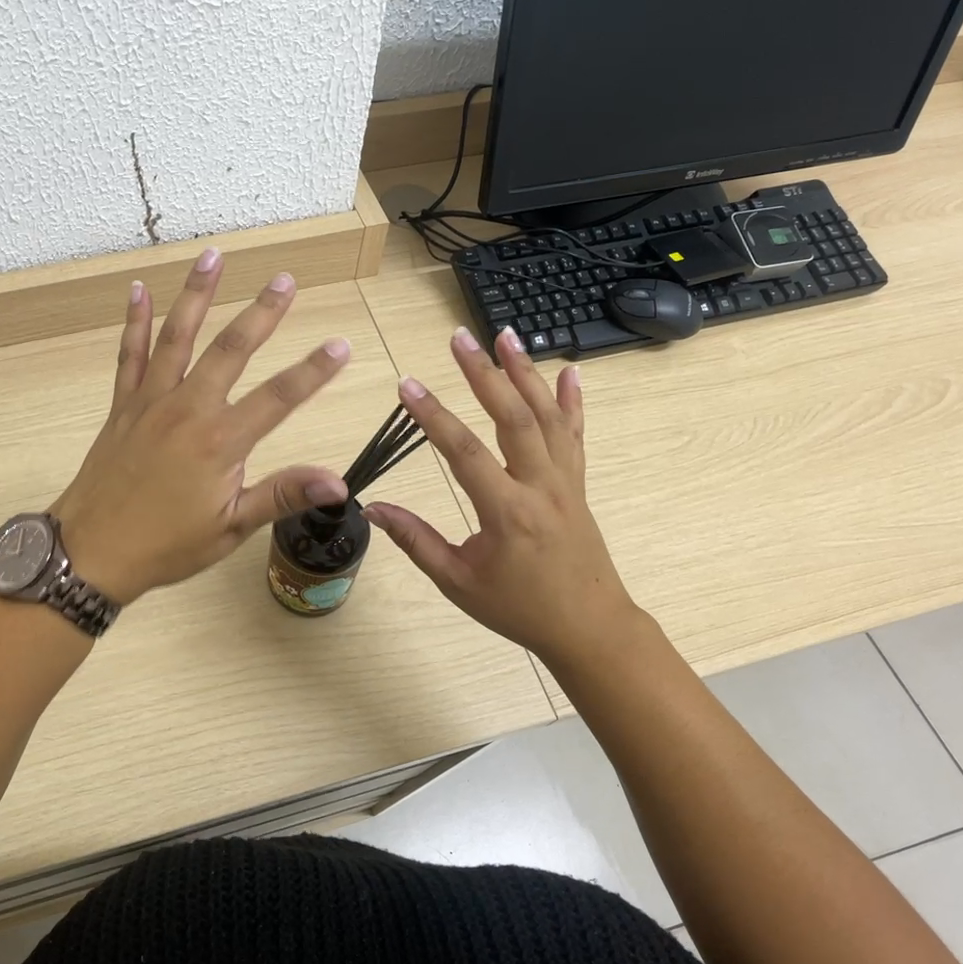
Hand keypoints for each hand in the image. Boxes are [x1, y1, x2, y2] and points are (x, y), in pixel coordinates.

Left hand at [49, 248, 352, 604]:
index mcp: (220, 441)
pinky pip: (130, 354)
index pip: (279, 397)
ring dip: (197, 294)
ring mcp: (150, 401)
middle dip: (262, 313)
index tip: (340, 345)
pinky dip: (135, 321)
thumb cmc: (166, 545)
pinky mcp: (123, 405)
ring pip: (178, 336)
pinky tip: (140, 290)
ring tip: (214, 256)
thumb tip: (338, 483)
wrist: (92, 552)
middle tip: (284, 280)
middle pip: (231, 350)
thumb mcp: (231, 527)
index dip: (313, 371)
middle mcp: (187, 409)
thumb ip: (282, 495)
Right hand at [362, 325, 659, 666]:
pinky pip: (575, 435)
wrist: (589, 628)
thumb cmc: (519, 609)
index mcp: (507, 513)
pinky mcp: (577, 484)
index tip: (407, 385)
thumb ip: (416, 541)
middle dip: (484, 373)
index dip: (433, 416)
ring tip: (506, 335)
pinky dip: (572, 401)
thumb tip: (373, 510)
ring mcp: (565, 482)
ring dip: (526, 372)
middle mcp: (540, 487)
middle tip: (460, 337)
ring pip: (548, 417)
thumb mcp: (458, 581)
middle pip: (514, 417)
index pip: (464, 452)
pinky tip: (569, 371)